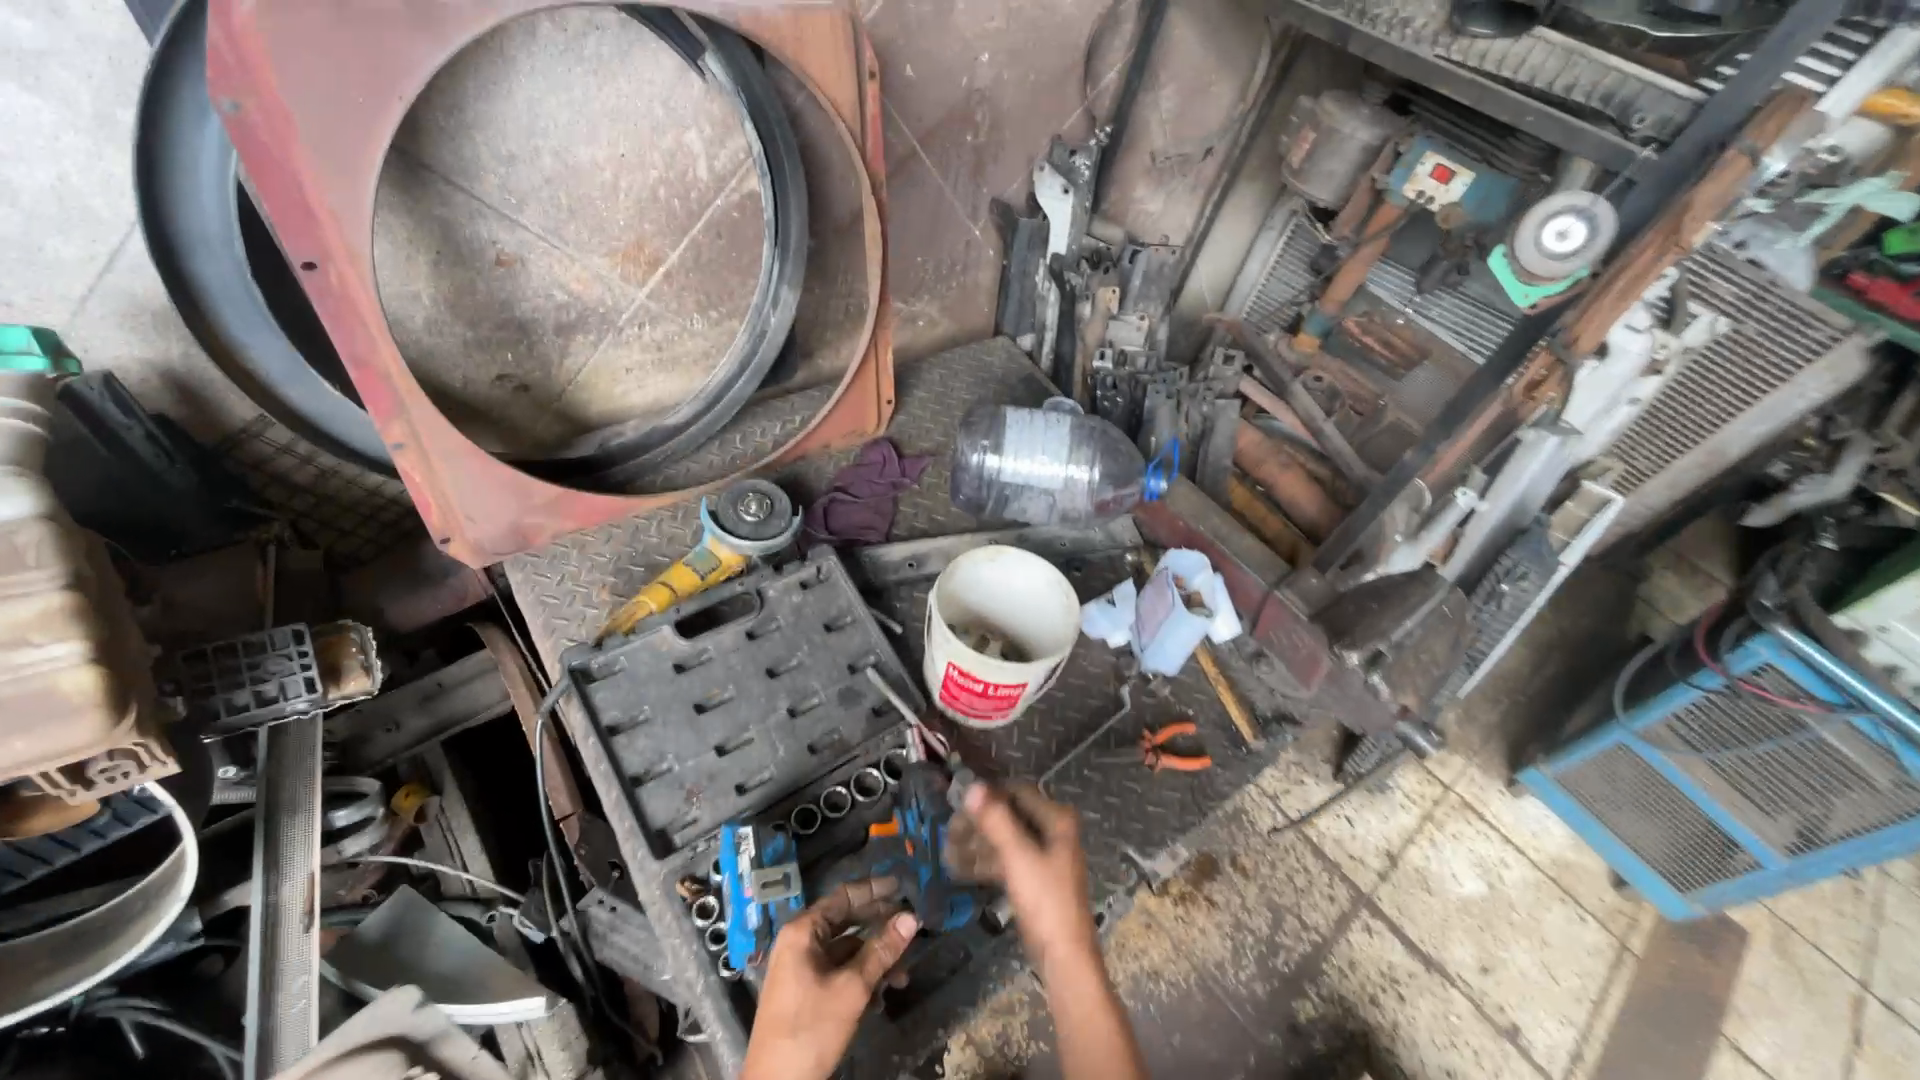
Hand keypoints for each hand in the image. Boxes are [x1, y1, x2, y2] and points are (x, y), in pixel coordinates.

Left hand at [740, 877, 918, 1079]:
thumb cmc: (811, 1028)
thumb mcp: (852, 988)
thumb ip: (881, 950)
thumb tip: (911, 917)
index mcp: (802, 932)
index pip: (843, 897)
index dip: (874, 890)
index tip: (904, 886)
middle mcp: (798, 942)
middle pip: (846, 922)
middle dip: (879, 929)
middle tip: (911, 928)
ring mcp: (799, 968)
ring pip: (845, 951)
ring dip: (874, 960)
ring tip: (902, 978)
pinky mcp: (804, 991)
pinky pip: (837, 972)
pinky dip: (860, 978)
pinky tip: (880, 998)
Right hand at [949, 782, 1098, 978]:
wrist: (1064, 956)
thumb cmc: (1045, 901)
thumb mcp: (1017, 857)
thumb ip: (995, 820)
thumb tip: (972, 786)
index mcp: (1057, 819)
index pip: (1017, 791)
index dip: (988, 795)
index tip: (958, 805)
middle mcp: (1053, 831)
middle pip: (1010, 815)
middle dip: (979, 823)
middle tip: (949, 833)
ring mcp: (1044, 856)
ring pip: (1005, 839)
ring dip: (978, 844)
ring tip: (948, 850)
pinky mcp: (1034, 879)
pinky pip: (1006, 860)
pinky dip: (985, 862)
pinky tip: (959, 868)